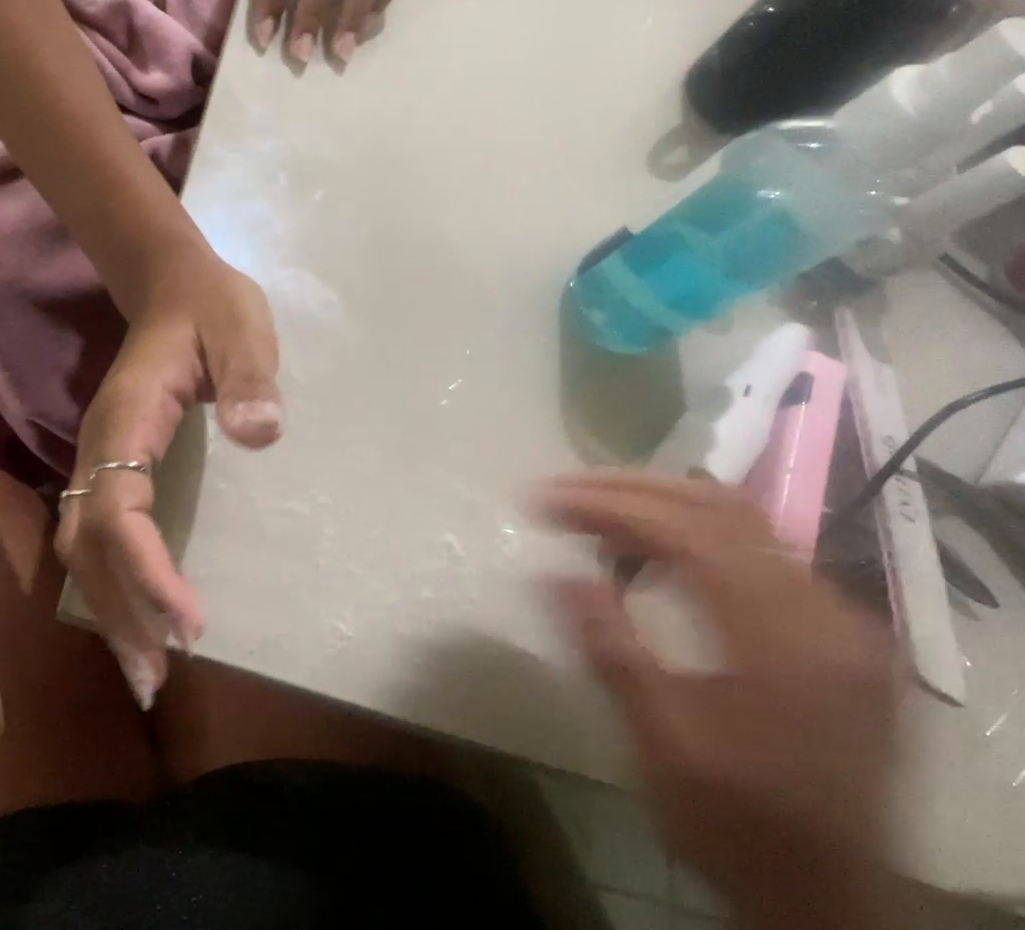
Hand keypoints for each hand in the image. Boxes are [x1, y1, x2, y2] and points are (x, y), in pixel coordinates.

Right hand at [55, 253, 281, 709]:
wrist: (171, 287)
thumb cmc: (211, 308)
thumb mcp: (241, 327)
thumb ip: (248, 375)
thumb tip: (258, 434)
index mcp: (125, 418)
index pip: (118, 508)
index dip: (144, 569)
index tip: (189, 619)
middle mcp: (98, 449)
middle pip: (87, 543)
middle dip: (118, 610)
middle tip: (156, 677)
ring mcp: (98, 461)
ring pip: (82, 549)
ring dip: (108, 609)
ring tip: (144, 670)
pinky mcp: (110, 472)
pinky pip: (95, 540)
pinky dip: (111, 587)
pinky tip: (136, 621)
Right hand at [535, 473, 898, 929]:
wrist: (826, 893)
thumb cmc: (733, 823)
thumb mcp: (661, 745)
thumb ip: (613, 651)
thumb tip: (558, 573)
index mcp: (785, 641)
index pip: (691, 534)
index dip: (607, 505)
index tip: (538, 500)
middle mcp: (826, 614)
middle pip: (724, 511)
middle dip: (631, 489)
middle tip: (556, 490)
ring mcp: (840, 622)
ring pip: (747, 524)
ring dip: (661, 504)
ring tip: (589, 510)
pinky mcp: (835, 635)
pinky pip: (760, 554)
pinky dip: (694, 534)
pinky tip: (648, 551)